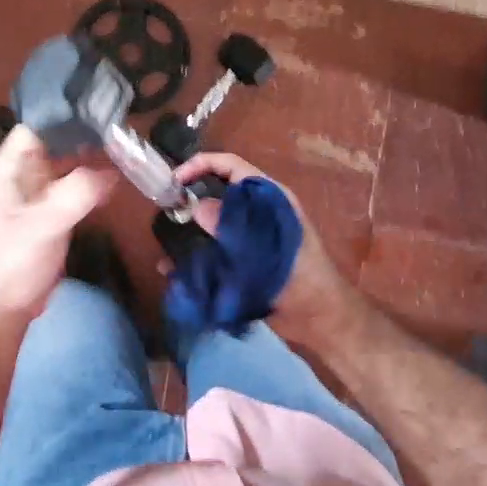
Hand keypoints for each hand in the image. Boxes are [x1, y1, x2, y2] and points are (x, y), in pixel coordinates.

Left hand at [0, 126, 116, 325]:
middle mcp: (19, 173)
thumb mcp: (46, 223)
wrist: (0, 312)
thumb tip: (111, 173)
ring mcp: (33, 193)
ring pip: (64, 163)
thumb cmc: (14, 263)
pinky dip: (89, 180)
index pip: (37, 123)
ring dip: (89, 156)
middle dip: (84, 133)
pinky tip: (114, 179)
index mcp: (8, 166)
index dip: (66, 114)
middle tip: (121, 125)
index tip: (100, 107)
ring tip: (123, 145)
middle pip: (54, 140)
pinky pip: (70, 185)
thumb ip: (77, 192)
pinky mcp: (46, 213)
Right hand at [171, 152, 356, 339]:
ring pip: (212, 221)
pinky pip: (212, 249)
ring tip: (166, 240)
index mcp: (268, 197)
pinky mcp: (244, 259)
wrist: (320, 320)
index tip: (175, 180)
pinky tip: (173, 270)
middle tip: (166, 208)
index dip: (201, 165)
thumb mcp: (265, 249)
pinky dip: (193, 256)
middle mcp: (258, 210)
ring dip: (189, 229)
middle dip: (191, 196)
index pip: (230, 166)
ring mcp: (250, 235)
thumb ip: (232, 227)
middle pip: (218, 190)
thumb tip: (197, 208)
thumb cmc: (300, 280)